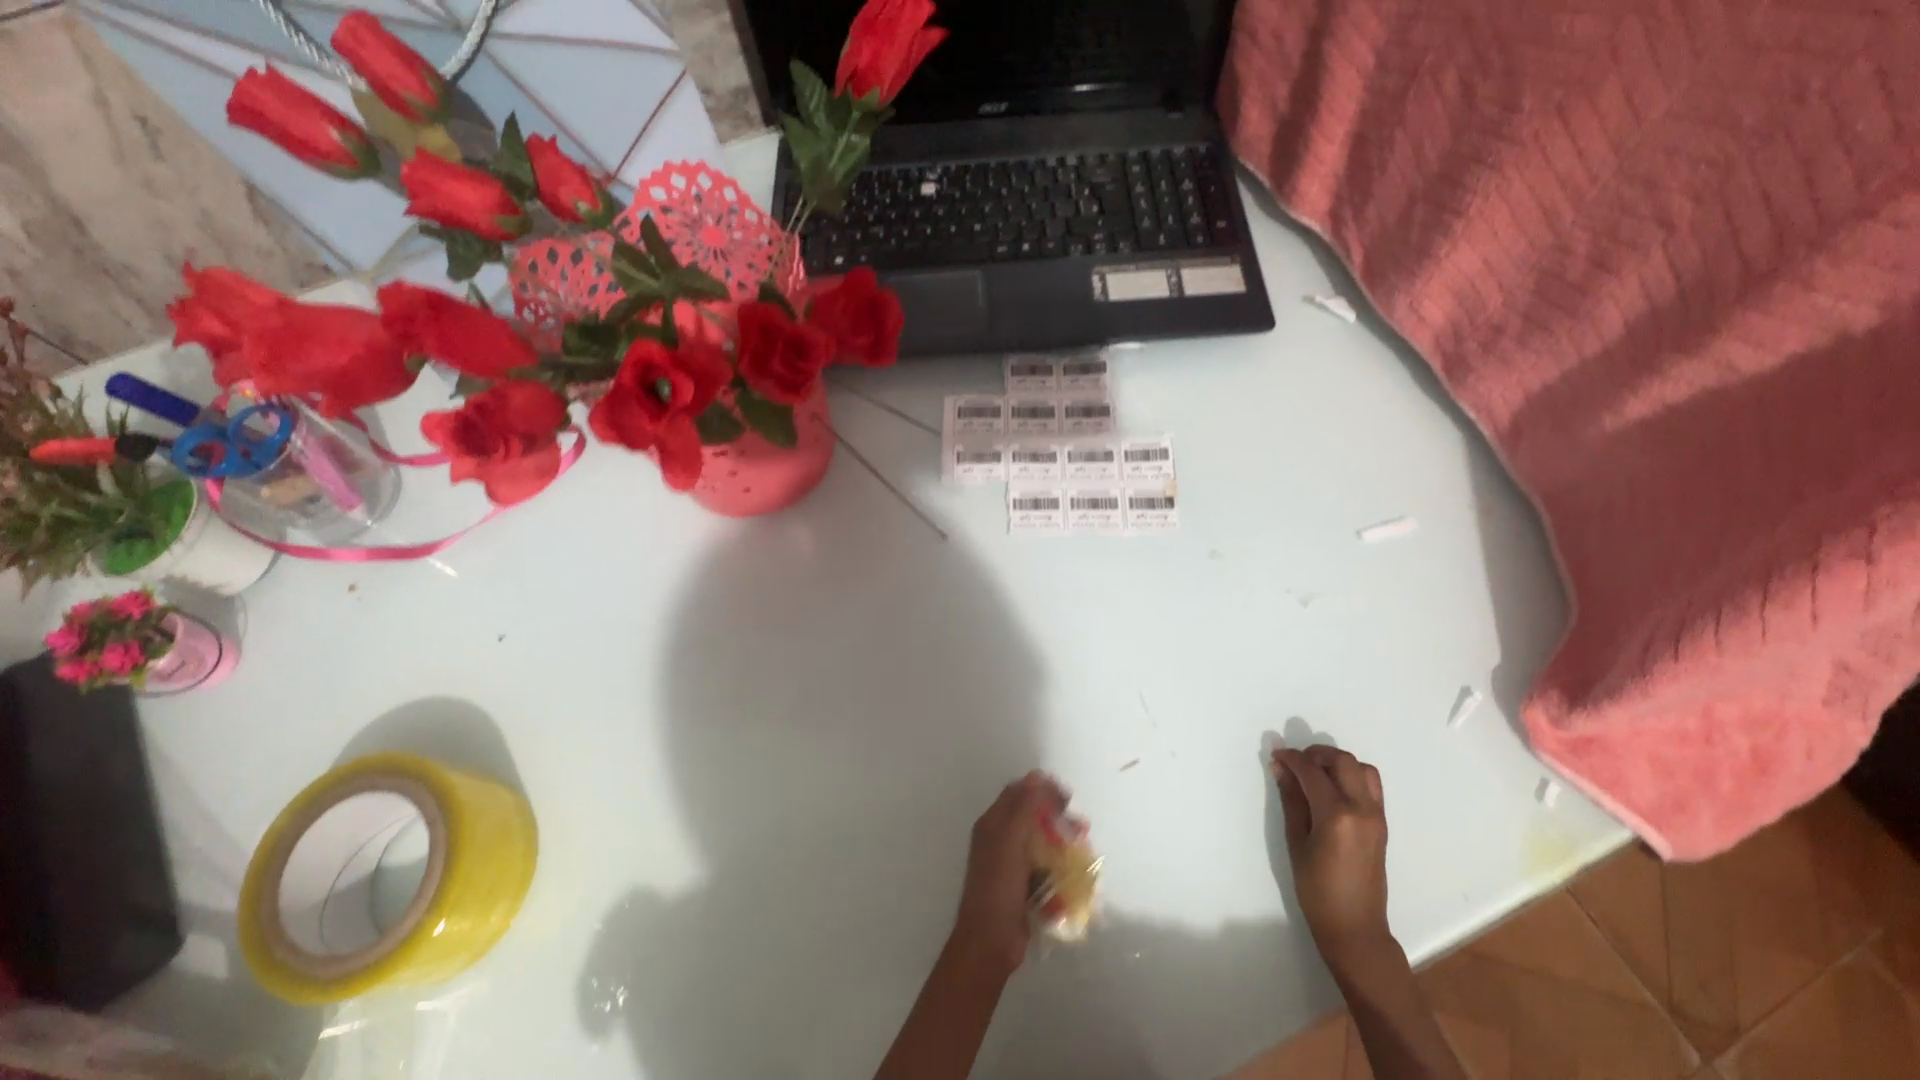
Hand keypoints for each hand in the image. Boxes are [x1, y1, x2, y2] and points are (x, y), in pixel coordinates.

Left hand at [950, 771, 1067, 976]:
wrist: (991, 940)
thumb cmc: (998, 887)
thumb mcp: (1010, 842)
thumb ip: (1023, 808)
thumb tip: (1036, 777)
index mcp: (992, 824)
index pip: (1019, 794)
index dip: (1042, 790)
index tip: (1067, 799)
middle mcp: (1000, 839)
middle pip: (1032, 816)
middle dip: (1058, 817)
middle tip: (1080, 826)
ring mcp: (1011, 863)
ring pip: (1042, 842)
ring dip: (1063, 841)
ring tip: (1083, 847)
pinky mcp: (1023, 885)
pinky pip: (1045, 867)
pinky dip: (1060, 865)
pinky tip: (1075, 872)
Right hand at [1270, 744, 1391, 964]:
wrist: (1354, 924)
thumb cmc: (1316, 889)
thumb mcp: (1296, 842)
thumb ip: (1291, 800)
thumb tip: (1280, 768)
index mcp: (1337, 815)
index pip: (1312, 772)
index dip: (1292, 758)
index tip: (1275, 755)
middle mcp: (1362, 808)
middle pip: (1343, 761)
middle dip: (1316, 754)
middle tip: (1295, 762)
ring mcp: (1377, 815)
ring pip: (1362, 769)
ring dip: (1338, 763)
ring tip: (1316, 775)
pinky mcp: (1382, 823)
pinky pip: (1370, 786)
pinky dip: (1351, 777)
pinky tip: (1331, 791)